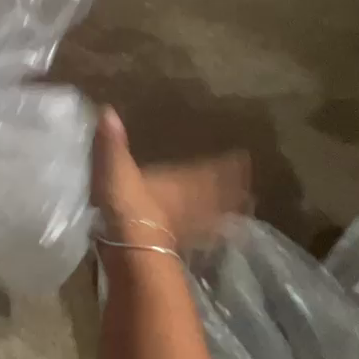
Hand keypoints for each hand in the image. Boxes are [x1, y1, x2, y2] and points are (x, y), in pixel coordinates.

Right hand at [90, 107, 250, 248]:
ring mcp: (190, 226)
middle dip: (235, 188)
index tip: (246, 158)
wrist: (131, 248)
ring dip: (229, 212)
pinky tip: (214, 237)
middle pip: (220, 193)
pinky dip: (211, 235)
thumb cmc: (129, 205)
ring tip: (242, 210)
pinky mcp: (180, 245)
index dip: (230, 164)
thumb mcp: (116, 169)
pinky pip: (201, 238)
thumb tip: (107, 110)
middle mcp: (193, 201)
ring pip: (216, 216)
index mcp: (182, 180)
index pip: (212, 170)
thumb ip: (112, 144)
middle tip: (250, 186)